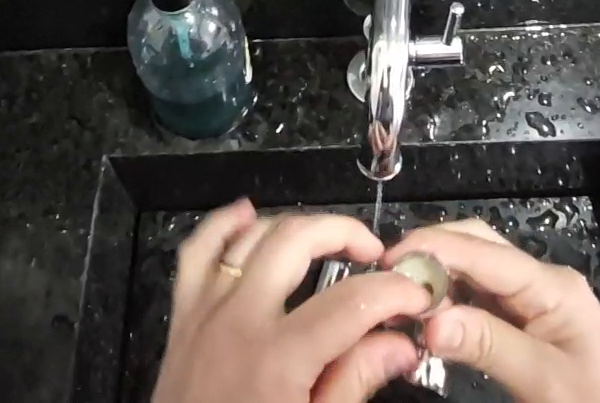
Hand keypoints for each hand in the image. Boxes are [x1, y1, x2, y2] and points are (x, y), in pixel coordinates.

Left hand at [153, 200, 435, 402]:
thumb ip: (355, 382)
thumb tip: (400, 342)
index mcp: (277, 358)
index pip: (350, 301)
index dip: (393, 290)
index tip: (417, 294)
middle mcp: (239, 319)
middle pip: (297, 240)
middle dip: (345, 232)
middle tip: (374, 253)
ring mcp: (205, 310)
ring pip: (253, 234)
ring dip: (296, 226)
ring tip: (329, 240)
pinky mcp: (183, 315)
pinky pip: (199, 250)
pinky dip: (225, 225)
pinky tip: (250, 216)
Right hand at [385, 218, 599, 402]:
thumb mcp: (546, 382)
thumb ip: (487, 345)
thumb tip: (427, 318)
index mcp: (551, 284)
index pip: (483, 251)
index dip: (434, 249)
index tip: (389, 261)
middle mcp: (541, 281)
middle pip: (478, 247)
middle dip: (433, 252)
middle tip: (388, 273)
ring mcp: (535, 301)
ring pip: (476, 270)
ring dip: (439, 277)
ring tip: (400, 294)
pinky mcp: (529, 323)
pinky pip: (482, 299)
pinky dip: (452, 302)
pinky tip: (429, 316)